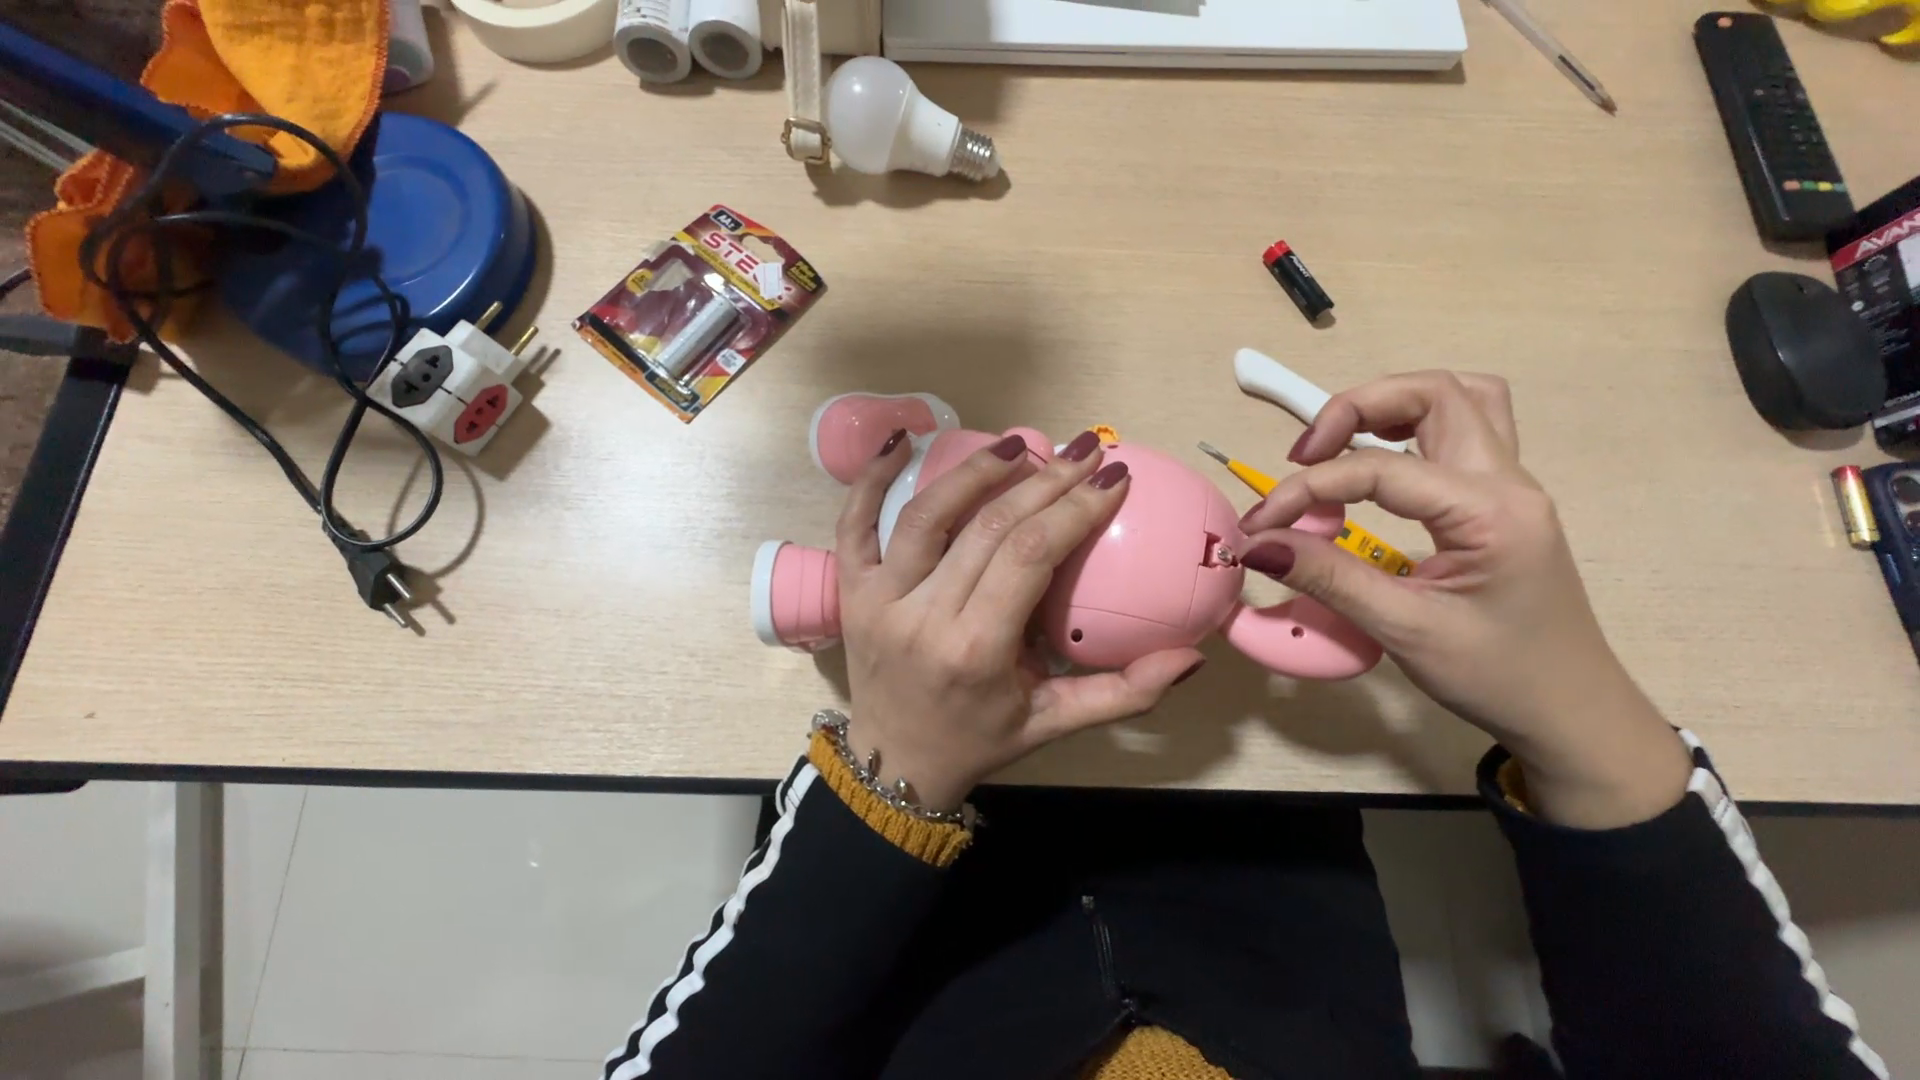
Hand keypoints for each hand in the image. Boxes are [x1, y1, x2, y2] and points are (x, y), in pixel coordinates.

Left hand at [836, 430, 1205, 811]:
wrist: (894, 766)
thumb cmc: (977, 740)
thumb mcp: (1052, 725)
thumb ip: (1122, 694)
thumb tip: (1192, 657)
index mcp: (977, 649)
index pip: (1031, 556)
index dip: (1076, 508)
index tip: (1113, 476)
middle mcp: (923, 616)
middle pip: (990, 527)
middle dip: (1046, 481)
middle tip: (1085, 449)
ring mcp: (878, 599)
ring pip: (926, 515)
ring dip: (974, 470)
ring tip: (1020, 445)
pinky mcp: (850, 591)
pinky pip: (852, 524)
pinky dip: (870, 478)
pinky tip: (900, 438)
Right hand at [1239, 372, 1689, 827]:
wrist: (1571, 712)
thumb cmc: (1497, 677)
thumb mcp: (1405, 630)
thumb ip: (1328, 578)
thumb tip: (1257, 543)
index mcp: (1490, 512)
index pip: (1381, 468)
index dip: (1309, 488)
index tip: (1261, 524)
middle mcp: (1507, 482)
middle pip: (1436, 393)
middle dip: (1357, 408)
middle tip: (1305, 455)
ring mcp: (1510, 487)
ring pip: (1460, 400)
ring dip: (1393, 406)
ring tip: (1341, 445)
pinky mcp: (1500, 502)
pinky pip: (1463, 433)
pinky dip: (1413, 430)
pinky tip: (1379, 465)